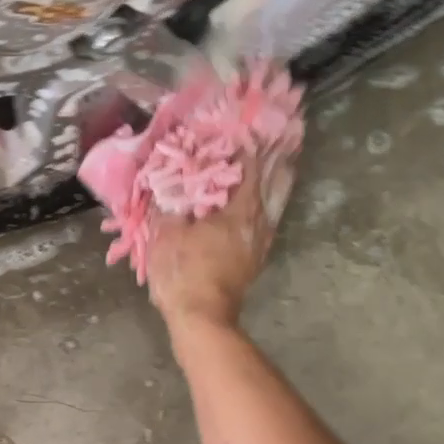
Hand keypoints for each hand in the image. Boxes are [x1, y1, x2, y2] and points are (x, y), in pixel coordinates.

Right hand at [146, 152, 295, 329]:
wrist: (202, 319)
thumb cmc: (184, 273)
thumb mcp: (166, 235)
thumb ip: (168, 206)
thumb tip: (166, 184)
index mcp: (238, 209)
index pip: (248, 165)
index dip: (247, 142)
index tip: (246, 123)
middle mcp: (257, 222)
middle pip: (271, 182)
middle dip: (272, 158)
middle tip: (278, 135)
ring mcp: (259, 244)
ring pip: (272, 203)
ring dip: (275, 181)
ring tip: (278, 163)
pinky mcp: (254, 261)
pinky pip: (264, 222)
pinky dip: (264, 206)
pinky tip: (257, 206)